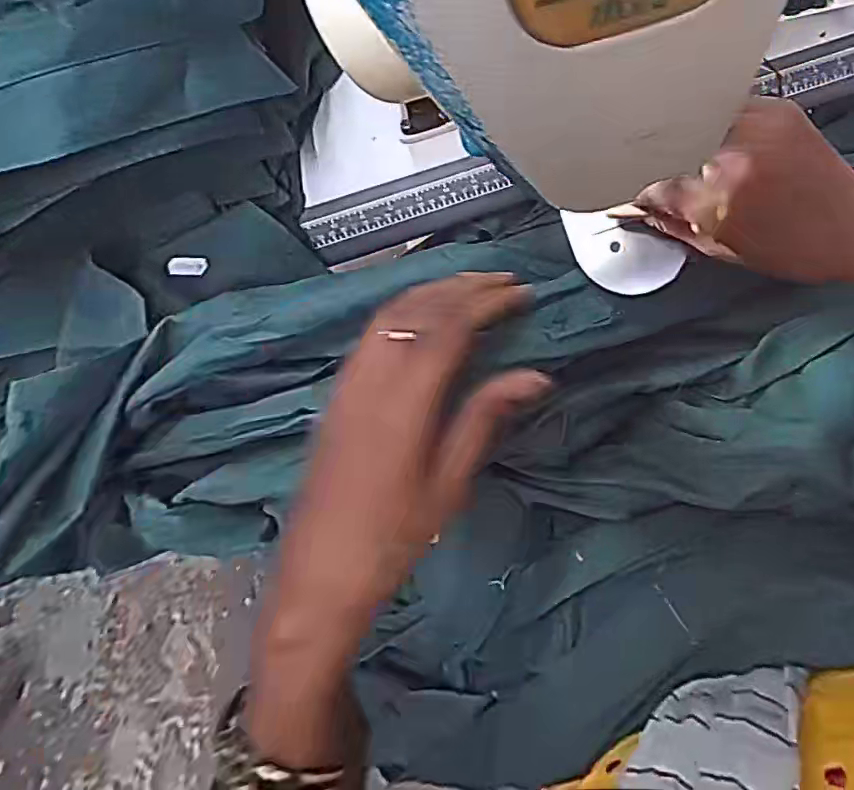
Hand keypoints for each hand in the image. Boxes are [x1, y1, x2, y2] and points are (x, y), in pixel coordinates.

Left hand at [250, 273, 550, 765]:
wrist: (318, 574)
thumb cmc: (392, 536)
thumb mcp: (450, 480)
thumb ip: (487, 416)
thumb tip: (535, 376)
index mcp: (405, 399)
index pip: (451, 326)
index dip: (488, 301)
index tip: (522, 293)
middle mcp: (372, 376)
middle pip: (419, 307)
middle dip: (464, 284)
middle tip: (504, 279)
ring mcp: (348, 380)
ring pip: (391, 311)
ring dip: (433, 288)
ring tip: (471, 284)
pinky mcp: (338, 390)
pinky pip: (375, 329)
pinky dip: (407, 306)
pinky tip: (426, 313)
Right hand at [623, 97, 853, 298]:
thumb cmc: (795, 250)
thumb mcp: (725, 251)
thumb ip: (675, 225)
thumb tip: (637, 208)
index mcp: (719, 198)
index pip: (653, 181)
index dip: (634, 186)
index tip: (627, 187)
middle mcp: (735, 152)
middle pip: (669, 140)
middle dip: (652, 154)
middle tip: (645, 164)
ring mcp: (758, 123)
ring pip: (696, 116)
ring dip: (682, 132)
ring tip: (679, 146)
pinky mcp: (777, 109)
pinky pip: (727, 107)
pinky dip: (713, 120)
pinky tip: (712, 133)